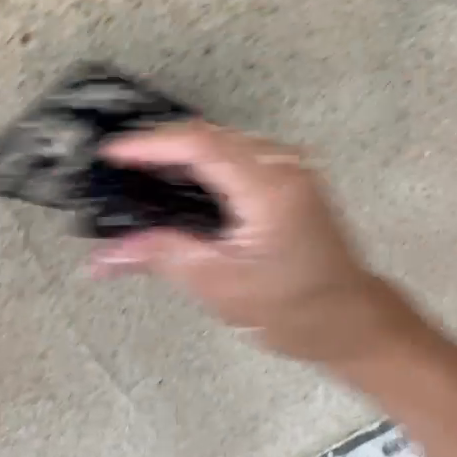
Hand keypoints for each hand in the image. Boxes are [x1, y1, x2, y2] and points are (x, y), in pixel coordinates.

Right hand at [88, 120, 409, 364]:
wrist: (353, 321)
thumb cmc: (293, 311)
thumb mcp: (222, 287)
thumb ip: (163, 256)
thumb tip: (103, 255)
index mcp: (270, 187)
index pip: (201, 145)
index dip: (152, 143)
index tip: (110, 153)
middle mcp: (283, 164)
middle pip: (211, 136)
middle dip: (160, 144)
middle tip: (116, 164)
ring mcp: (291, 167)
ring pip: (224, 141)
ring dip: (180, 151)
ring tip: (136, 170)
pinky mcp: (290, 177)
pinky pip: (237, 154)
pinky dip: (203, 161)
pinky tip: (176, 181)